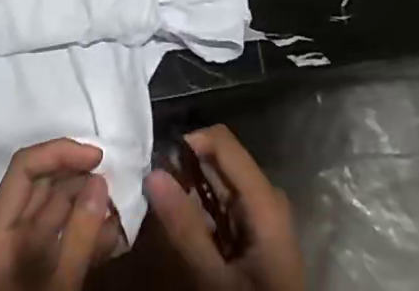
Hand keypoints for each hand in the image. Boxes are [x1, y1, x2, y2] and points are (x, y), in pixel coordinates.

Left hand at [0, 139, 118, 290]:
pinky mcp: (44, 269)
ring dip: (91, 200)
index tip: (98, 156)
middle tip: (117, 176)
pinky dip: (91, 227)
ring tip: (122, 202)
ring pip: (59, 207)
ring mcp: (26, 252)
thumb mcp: (57, 288)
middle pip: (43, 183)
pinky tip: (116, 230)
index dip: (60, 152)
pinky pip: (67, 234)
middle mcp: (9, 234)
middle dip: (81, 175)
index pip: (24, 168)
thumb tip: (100, 180)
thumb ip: (79, 234)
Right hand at [144, 125, 303, 290]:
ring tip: (161, 205)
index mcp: (264, 198)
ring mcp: (265, 211)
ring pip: (222, 181)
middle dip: (186, 168)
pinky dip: (203, 208)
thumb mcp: (213, 278)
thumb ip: (185, 227)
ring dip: (191, 189)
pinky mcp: (259, 229)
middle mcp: (267, 194)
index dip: (188, 142)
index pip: (223, 141)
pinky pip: (227, 203)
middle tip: (151, 189)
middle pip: (222, 160)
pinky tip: (183, 224)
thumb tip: (153, 174)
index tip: (155, 162)